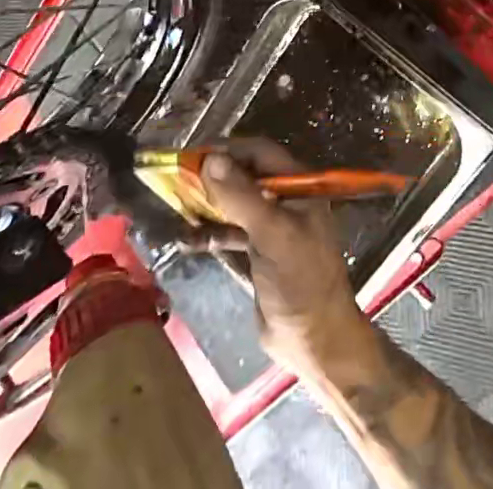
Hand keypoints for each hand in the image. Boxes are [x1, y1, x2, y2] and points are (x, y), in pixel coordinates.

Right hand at [195, 139, 375, 378]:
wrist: (316, 341)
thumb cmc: (300, 282)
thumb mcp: (272, 234)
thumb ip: (241, 195)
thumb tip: (210, 159)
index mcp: (299, 188)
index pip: (261, 153)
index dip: (228, 150)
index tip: (192, 155)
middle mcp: (287, 202)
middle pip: (246, 176)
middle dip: (214, 177)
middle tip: (177, 179)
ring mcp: (273, 229)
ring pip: (236, 205)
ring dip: (208, 205)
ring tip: (176, 207)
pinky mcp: (260, 255)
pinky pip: (231, 234)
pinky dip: (210, 234)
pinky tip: (185, 240)